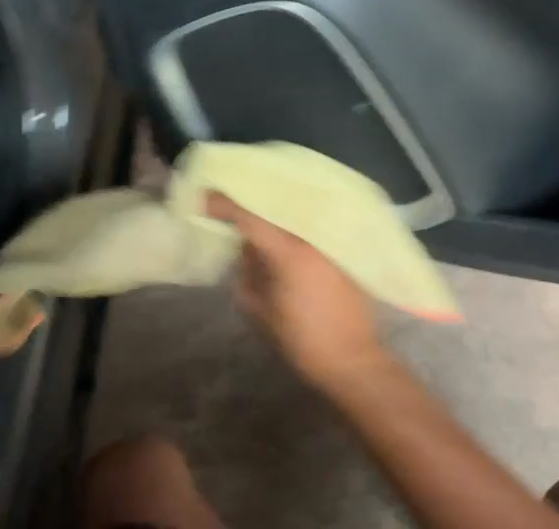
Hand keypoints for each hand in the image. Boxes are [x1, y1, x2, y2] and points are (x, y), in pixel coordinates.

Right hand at [205, 192, 392, 392]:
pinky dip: (292, 229)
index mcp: (287, 251)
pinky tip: (281, 241)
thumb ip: (247, 274)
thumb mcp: (260, 311)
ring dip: (272, 218)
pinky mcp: (342, 252)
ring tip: (254, 223)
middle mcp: (310, 238)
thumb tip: (246, 251)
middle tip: (227, 209)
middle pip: (273, 209)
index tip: (204, 198)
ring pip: (293, 217)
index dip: (224, 205)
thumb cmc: (303, 341)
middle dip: (249, 207)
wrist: (354, 361)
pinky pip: (310, 230)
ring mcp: (329, 243)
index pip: (250, 217)